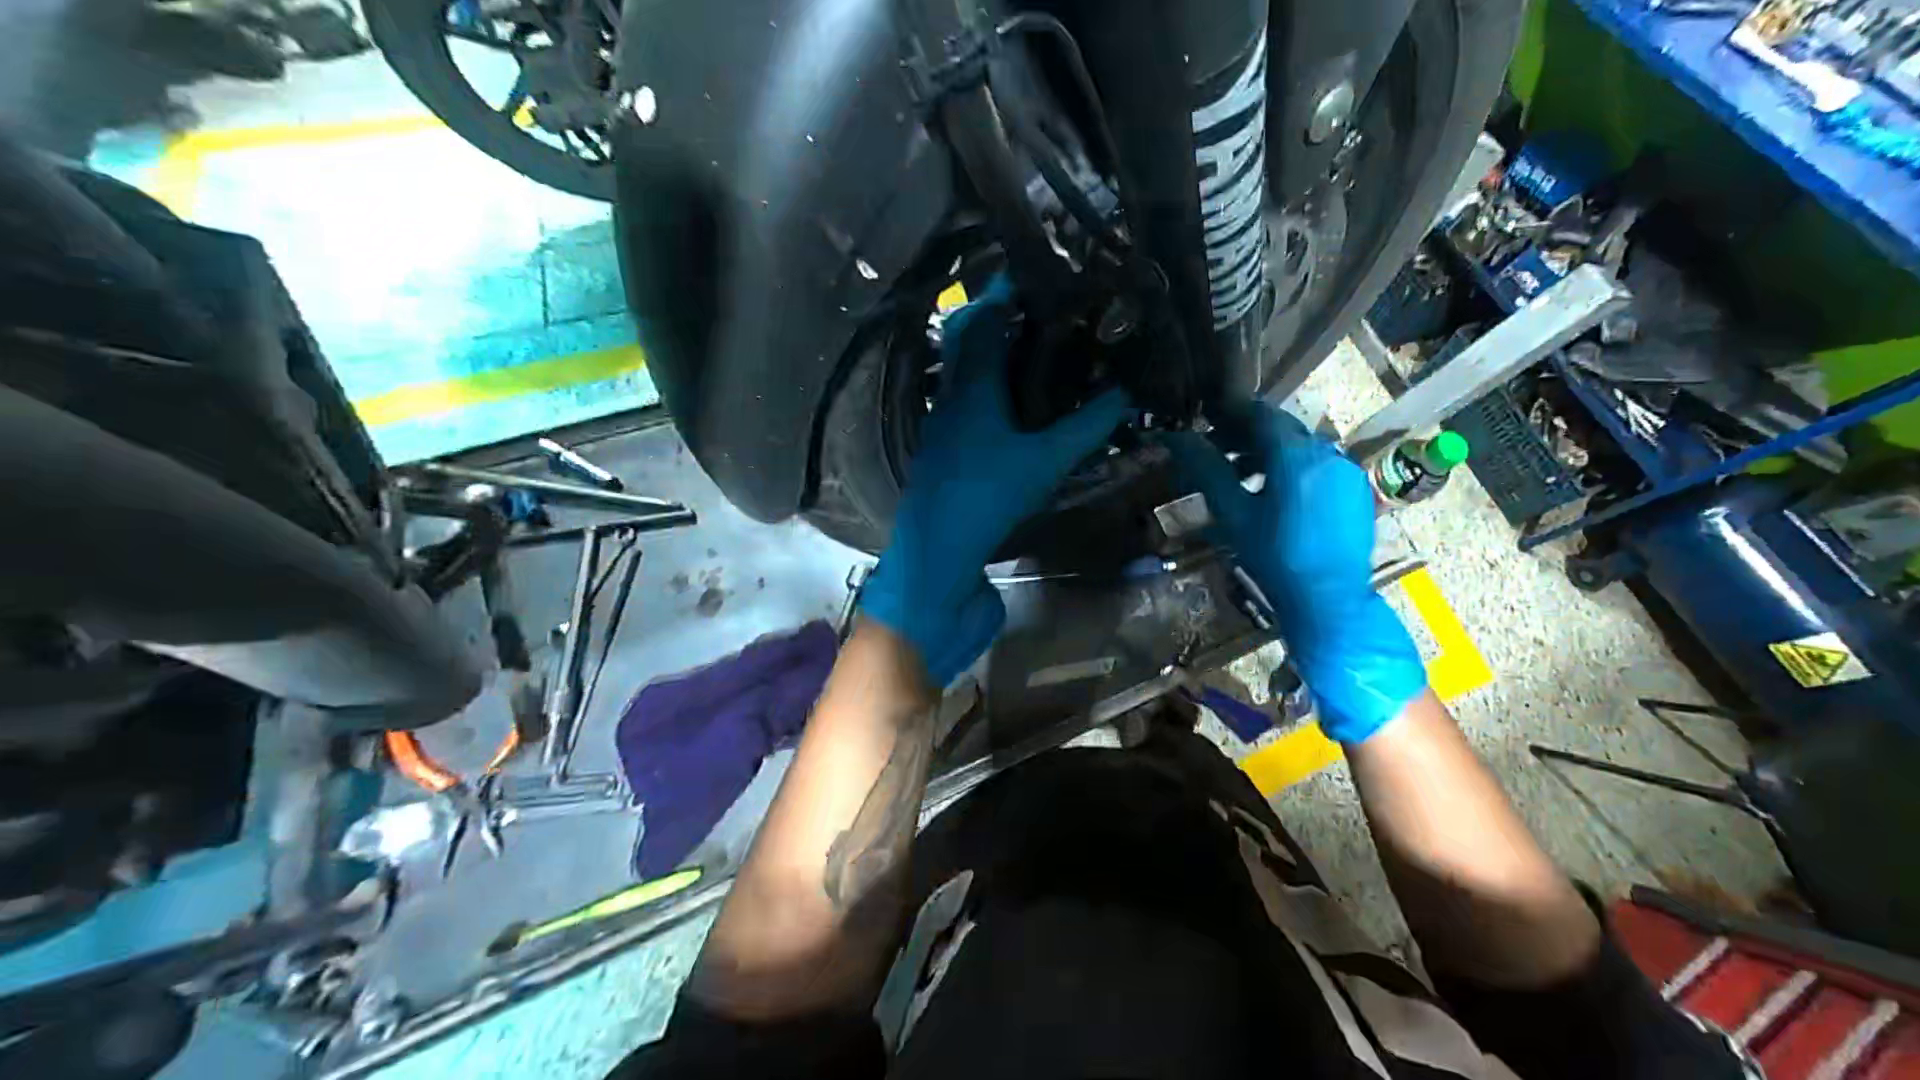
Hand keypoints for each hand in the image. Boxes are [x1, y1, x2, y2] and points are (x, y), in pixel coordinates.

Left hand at [859, 279, 1129, 683]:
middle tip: (1047, 312)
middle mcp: (949, 397)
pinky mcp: (946, 452)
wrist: (936, 559)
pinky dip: (994, 393)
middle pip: (968, 341)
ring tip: (1041, 352)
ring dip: (998, 358)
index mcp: (968, 387)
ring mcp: (942, 426)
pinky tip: (1020, 407)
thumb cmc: (985, 499)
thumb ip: (1085, 427)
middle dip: (1002, 320)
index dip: (1004, 290)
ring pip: (968, 375)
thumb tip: (1125, 395)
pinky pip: (969, 405)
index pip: (979, 319)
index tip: (1037, 270)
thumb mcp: (1043, 462)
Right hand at [1165, 406, 1424, 742]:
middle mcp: (1327, 452)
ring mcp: (1347, 470)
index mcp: (1296, 455)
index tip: (1204, 428)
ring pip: (1301, 447)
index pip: (1258, 414)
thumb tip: (1175, 437)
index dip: (1228, 416)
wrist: (1329, 601)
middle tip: (1218, 454)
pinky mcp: (1357, 489)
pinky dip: (1294, 469)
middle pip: (1281, 429)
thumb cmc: (1274, 559)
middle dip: (1247, 435)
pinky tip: (1277, 497)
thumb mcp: (1234, 515)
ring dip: (1270, 453)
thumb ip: (1208, 470)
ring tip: (1244, 479)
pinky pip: (1320, 465)